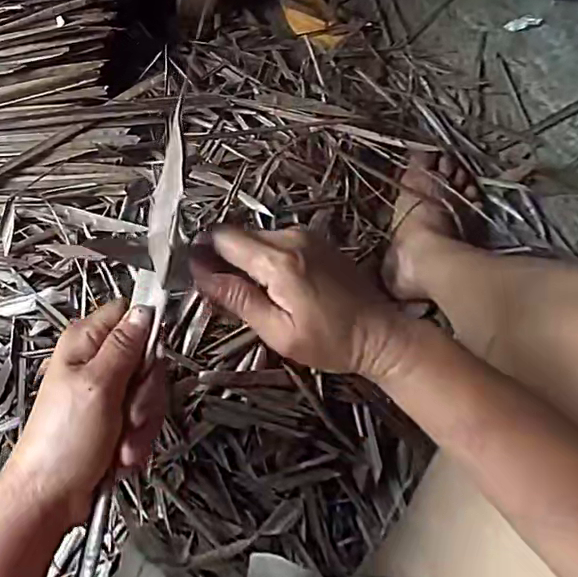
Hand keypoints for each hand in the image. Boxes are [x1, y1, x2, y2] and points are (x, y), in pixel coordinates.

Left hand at [3, 300, 166, 520]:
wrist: (50, 497)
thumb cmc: (59, 442)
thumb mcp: (98, 385)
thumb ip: (125, 346)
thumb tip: (143, 311)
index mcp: (84, 340)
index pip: (129, 315)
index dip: (146, 336)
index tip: (146, 364)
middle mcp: (94, 361)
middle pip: (146, 359)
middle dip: (146, 394)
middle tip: (129, 411)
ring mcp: (104, 391)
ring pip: (148, 393)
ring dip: (141, 424)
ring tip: (120, 439)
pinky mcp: (112, 418)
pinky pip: (142, 421)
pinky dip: (136, 441)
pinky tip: (119, 453)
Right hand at [192, 227, 410, 377]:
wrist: (383, 335)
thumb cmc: (331, 343)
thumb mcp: (278, 332)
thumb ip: (237, 298)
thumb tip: (199, 273)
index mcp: (279, 261)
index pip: (223, 238)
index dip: (203, 251)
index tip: (194, 270)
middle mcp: (290, 237)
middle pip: (236, 234)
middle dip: (221, 256)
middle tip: (220, 287)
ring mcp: (304, 233)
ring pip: (254, 236)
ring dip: (243, 256)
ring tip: (249, 289)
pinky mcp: (313, 237)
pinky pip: (273, 239)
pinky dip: (262, 255)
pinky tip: (272, 282)